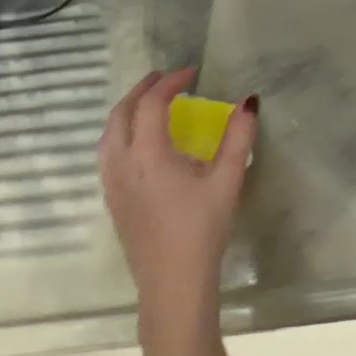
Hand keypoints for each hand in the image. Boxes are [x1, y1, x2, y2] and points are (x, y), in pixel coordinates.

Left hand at [98, 69, 257, 300]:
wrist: (173, 283)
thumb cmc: (201, 229)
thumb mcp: (227, 180)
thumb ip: (238, 138)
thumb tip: (248, 101)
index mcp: (148, 155)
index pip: (152, 104)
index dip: (170, 82)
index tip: (192, 72)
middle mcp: (122, 164)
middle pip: (120, 114)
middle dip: (141, 90)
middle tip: (164, 78)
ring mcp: (112, 185)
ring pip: (107, 135)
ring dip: (126, 111)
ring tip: (148, 103)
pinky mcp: (113, 201)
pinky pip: (107, 154)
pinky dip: (120, 133)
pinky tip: (140, 142)